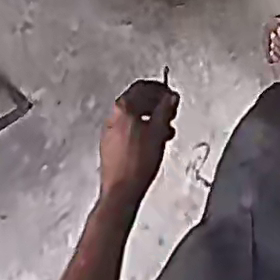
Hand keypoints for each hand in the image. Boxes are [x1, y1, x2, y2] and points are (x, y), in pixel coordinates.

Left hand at [98, 80, 178, 209]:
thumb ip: (165, 109)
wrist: (121, 193)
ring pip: (133, 115)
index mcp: (123, 108)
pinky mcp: (109, 145)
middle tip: (169, 111)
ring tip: (164, 129)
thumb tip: (170, 97)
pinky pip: (127, 128)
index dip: (159, 89)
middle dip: (156, 104)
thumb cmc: (137, 163)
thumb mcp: (159, 131)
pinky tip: (152, 141)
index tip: (170, 95)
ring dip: (150, 118)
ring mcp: (109, 131)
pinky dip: (141, 129)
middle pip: (137, 100)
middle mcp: (113, 116)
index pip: (142, 87)